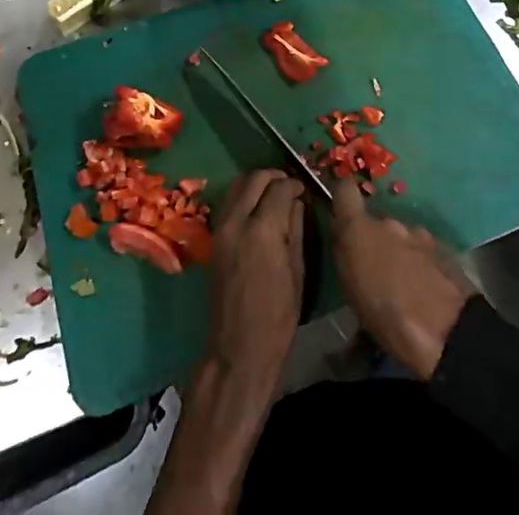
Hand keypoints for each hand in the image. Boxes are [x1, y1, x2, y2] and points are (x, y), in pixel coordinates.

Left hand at [205, 169, 305, 391]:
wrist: (239, 344)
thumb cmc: (278, 314)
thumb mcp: (297, 271)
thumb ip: (296, 229)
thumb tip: (298, 202)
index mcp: (262, 230)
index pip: (279, 188)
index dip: (294, 184)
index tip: (304, 188)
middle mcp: (237, 221)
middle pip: (253, 179)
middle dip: (273, 176)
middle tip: (290, 185)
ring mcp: (221, 228)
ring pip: (236, 186)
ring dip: (256, 183)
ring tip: (275, 193)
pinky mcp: (214, 237)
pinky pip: (228, 203)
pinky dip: (243, 196)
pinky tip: (259, 208)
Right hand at [330, 178, 476, 379]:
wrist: (447, 332)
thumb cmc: (385, 315)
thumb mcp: (350, 287)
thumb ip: (345, 251)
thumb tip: (343, 232)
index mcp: (359, 228)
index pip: (345, 190)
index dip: (343, 197)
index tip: (341, 212)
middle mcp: (389, 222)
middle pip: (376, 220)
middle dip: (373, 238)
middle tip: (374, 267)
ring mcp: (420, 234)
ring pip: (401, 236)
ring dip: (398, 251)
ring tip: (402, 283)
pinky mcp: (445, 249)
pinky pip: (422, 250)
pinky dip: (419, 262)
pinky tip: (423, 288)